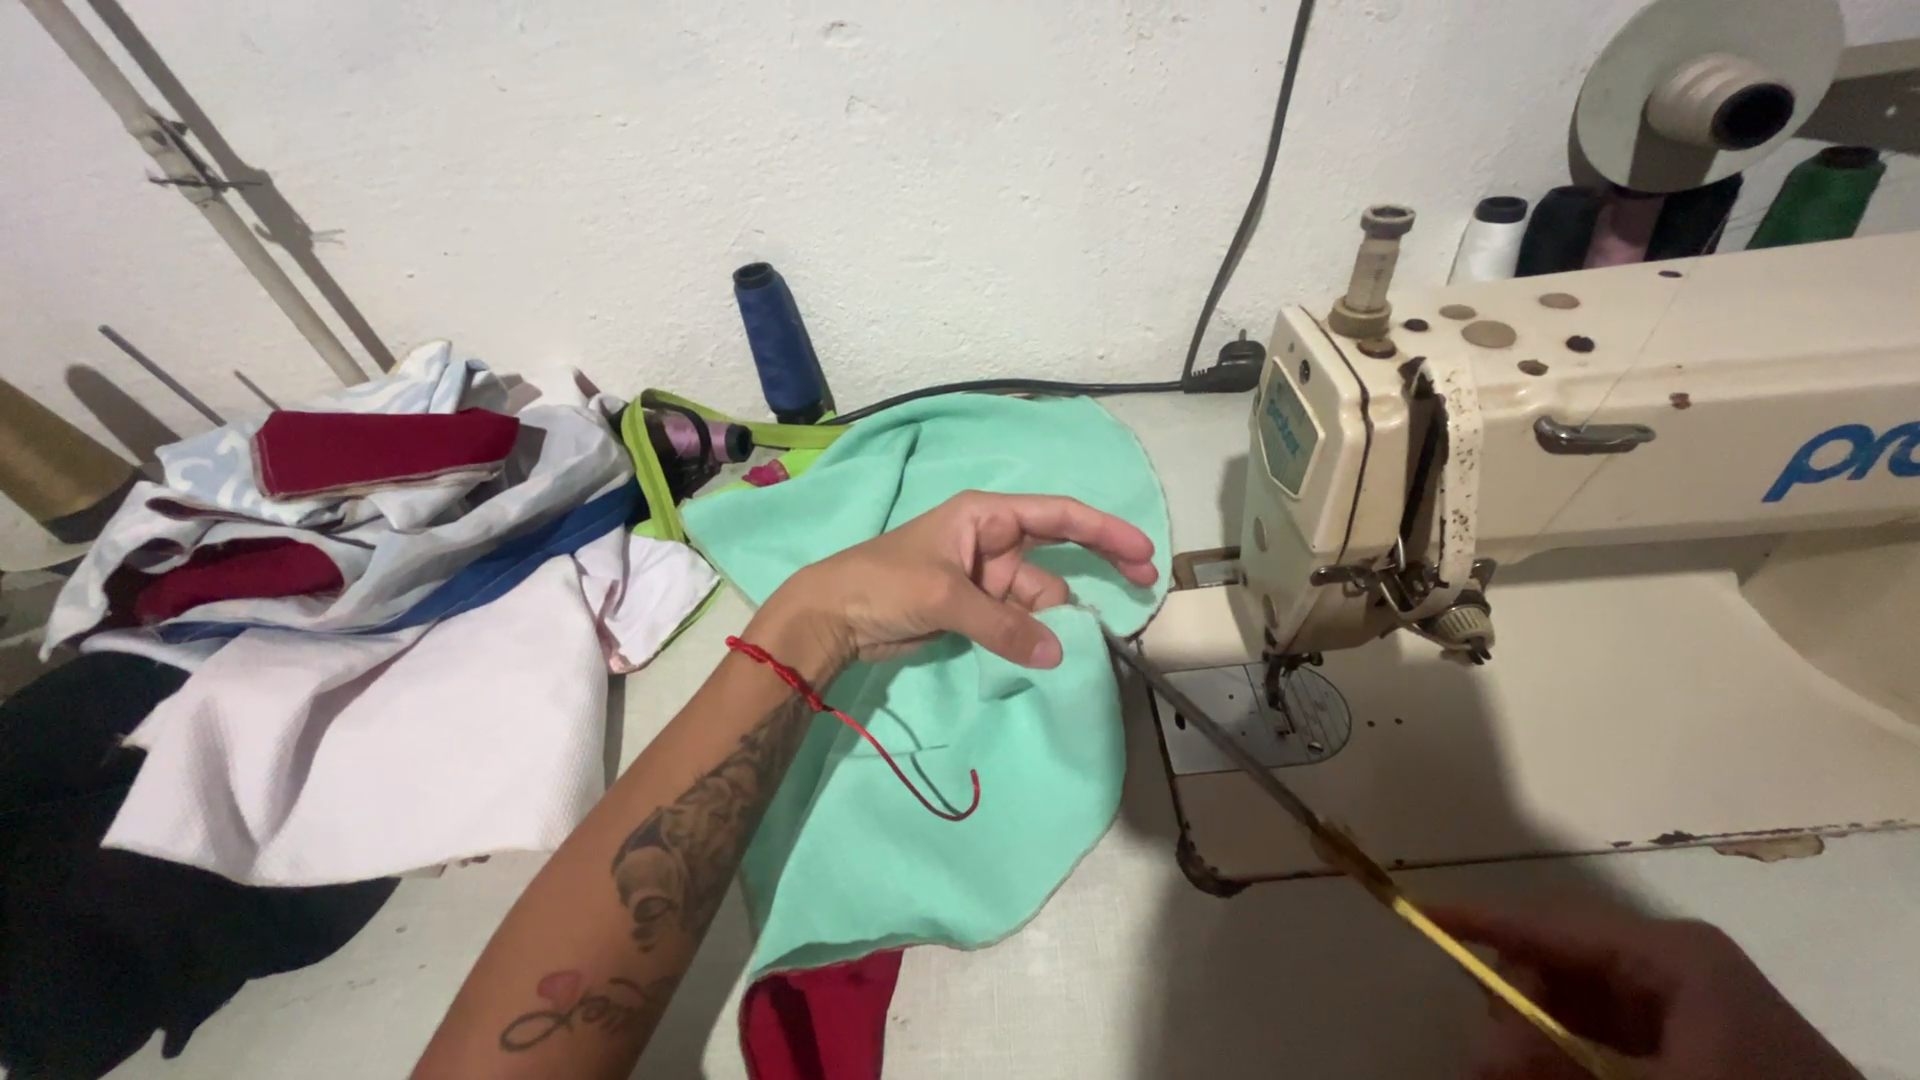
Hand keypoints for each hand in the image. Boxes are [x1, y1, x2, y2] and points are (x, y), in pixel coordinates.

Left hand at [745, 491, 1156, 678]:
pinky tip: (1047, 655)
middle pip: (1058, 555)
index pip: (1057, 515)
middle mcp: (992, 542)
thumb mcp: (945, 597)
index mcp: (985, 516)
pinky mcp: (975, 611)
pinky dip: (1033, 637)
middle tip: (1143, 590)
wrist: (832, 618)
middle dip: (1096, 569)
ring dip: (1055, 622)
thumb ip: (1002, 625)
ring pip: (1039, 598)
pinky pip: (1019, 622)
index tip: (1142, 551)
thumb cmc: (883, 583)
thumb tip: (1057, 655)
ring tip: (1070, 649)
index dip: (1103, 530)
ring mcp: (985, 579)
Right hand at [1433, 906, 1862, 1079]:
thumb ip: (1555, 1063)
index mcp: (1667, 953)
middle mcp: (1666, 958)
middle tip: (1490, 1058)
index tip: (1419, 914)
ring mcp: (1678, 994)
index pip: (1546, 924)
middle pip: (1554, 960)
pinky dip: (1569, 1048)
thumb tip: (1470, 1058)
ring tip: (1514, 1066)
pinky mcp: (1685, 1031)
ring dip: (1537, 1032)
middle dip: (1514, 1005)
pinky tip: (1552, 1066)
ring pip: (1572, 995)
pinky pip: (1600, 1024)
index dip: (1479, 921)